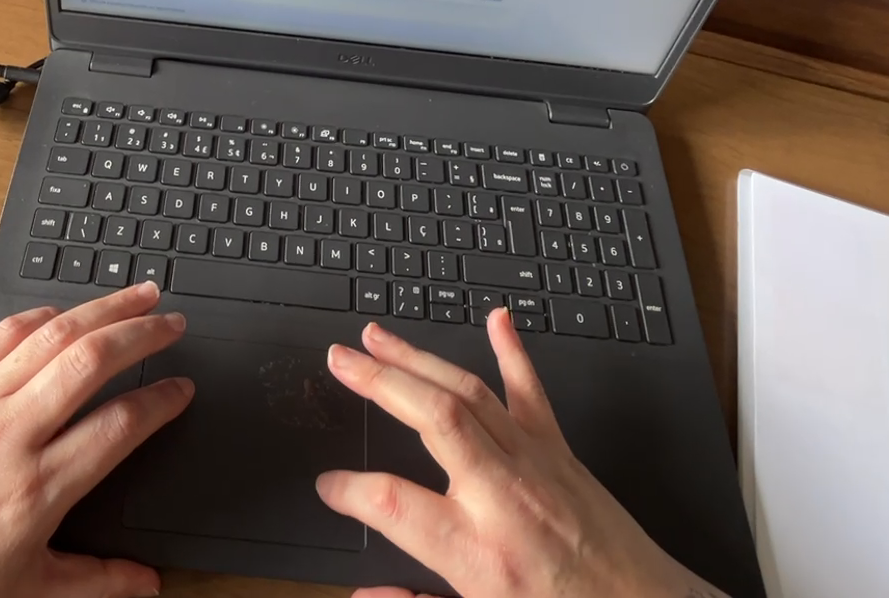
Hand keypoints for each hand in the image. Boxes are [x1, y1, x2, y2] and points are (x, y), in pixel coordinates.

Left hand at [0, 282, 191, 597]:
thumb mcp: (24, 591)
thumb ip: (95, 582)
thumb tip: (148, 583)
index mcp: (37, 490)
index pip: (121, 424)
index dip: (162, 400)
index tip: (183, 388)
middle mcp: (12, 434)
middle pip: (93, 361)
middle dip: (143, 332)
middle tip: (174, 322)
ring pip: (55, 333)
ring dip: (105, 307)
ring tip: (140, 293)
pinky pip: (5, 332)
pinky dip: (44, 314)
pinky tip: (68, 309)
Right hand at [315, 310, 729, 597]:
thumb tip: (362, 594)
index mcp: (480, 552)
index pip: (393, 503)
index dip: (348, 489)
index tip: (328, 485)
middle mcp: (504, 495)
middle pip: (433, 417)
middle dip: (379, 379)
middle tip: (339, 358)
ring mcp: (534, 462)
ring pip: (469, 391)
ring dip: (418, 357)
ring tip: (377, 336)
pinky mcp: (560, 449)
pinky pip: (532, 390)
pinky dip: (512, 351)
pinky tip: (497, 320)